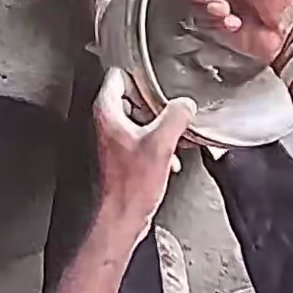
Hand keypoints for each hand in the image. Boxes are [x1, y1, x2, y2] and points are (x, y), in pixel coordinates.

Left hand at [93, 69, 194, 243]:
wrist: (123, 217)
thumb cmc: (131, 185)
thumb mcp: (160, 144)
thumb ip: (174, 117)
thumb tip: (185, 104)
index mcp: (108, 111)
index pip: (118, 75)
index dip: (139, 76)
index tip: (156, 83)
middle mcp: (107, 121)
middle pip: (132, 94)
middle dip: (153, 103)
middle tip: (168, 111)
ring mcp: (113, 137)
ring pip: (139, 115)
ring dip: (158, 123)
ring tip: (172, 134)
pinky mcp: (122, 152)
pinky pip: (142, 134)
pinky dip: (156, 140)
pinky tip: (169, 155)